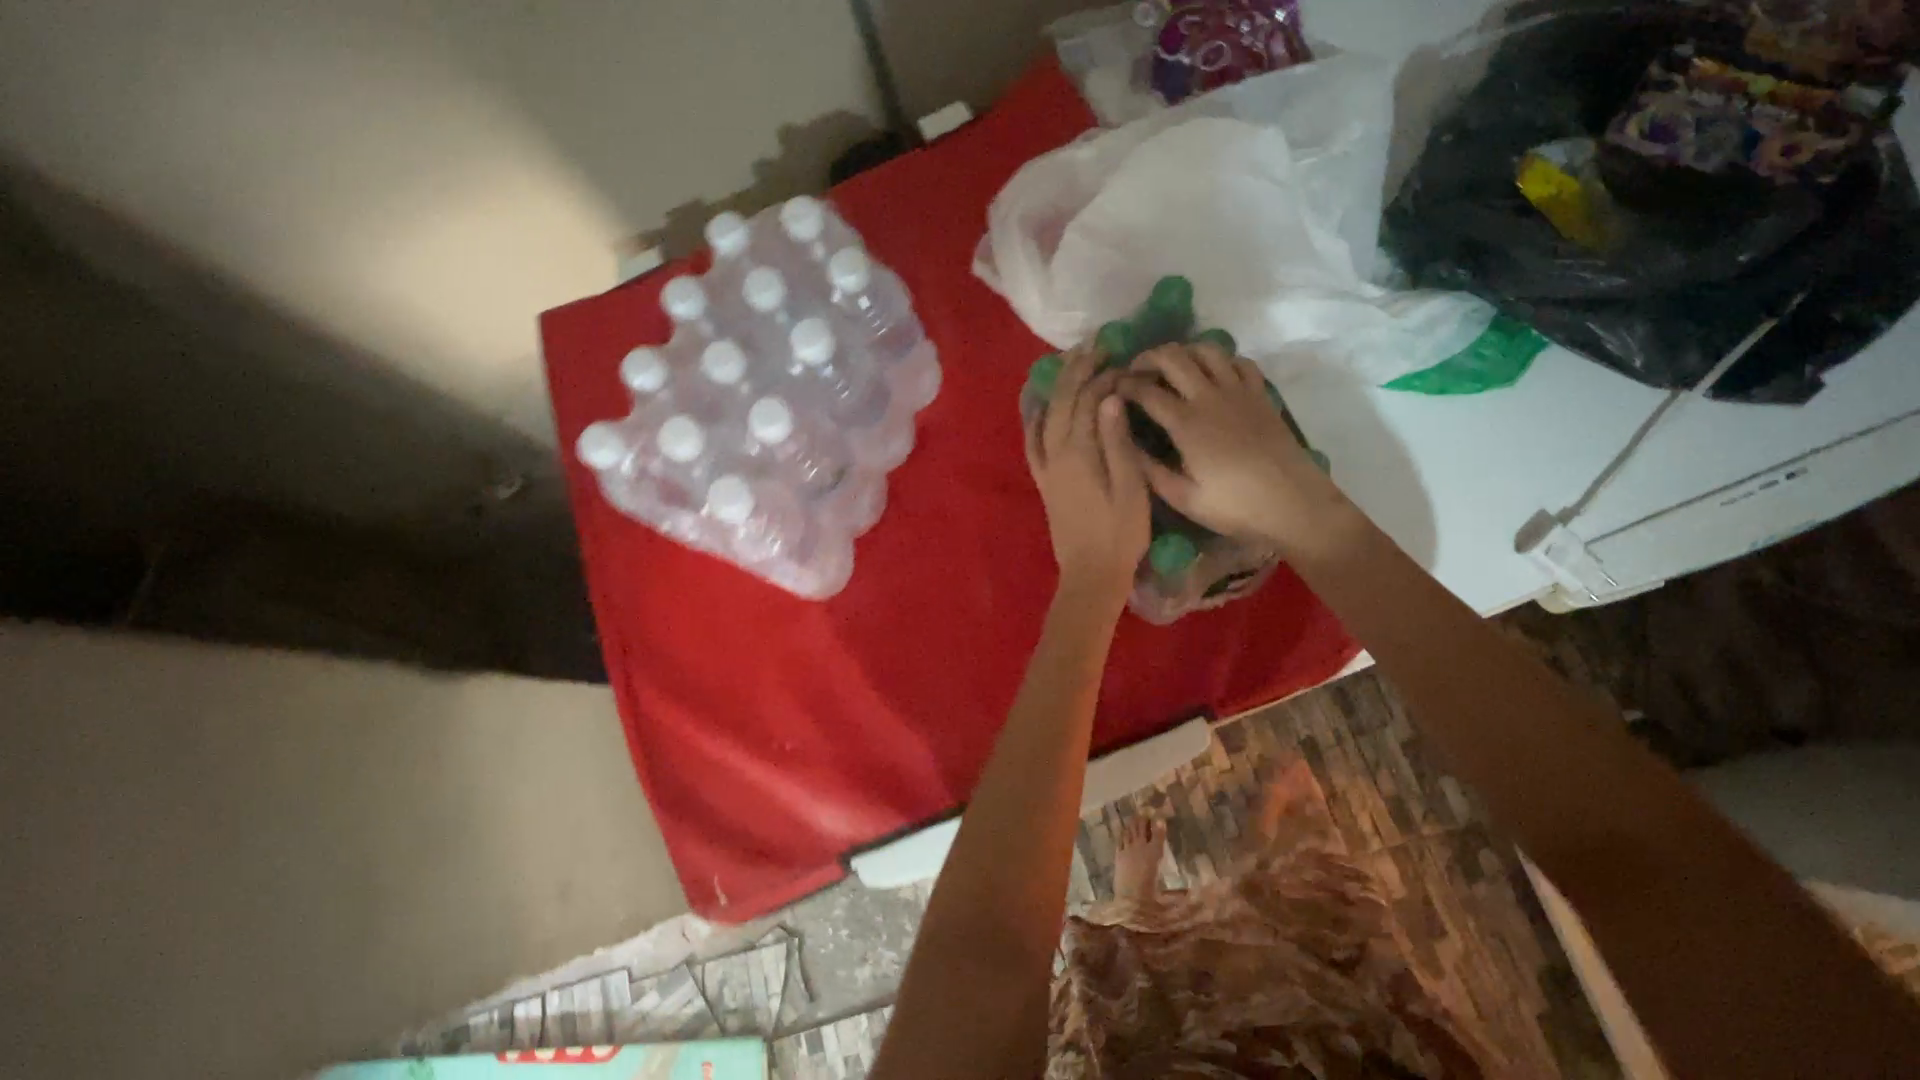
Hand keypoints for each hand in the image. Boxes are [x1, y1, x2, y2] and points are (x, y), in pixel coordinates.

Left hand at [1026, 347, 1150, 597]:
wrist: (1091, 574)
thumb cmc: (1121, 535)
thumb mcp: (1132, 488)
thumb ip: (1119, 442)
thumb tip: (1111, 398)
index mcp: (1080, 452)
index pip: (1091, 401)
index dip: (1107, 378)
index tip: (1126, 364)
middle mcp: (1056, 453)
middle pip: (1064, 400)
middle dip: (1079, 369)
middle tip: (1097, 346)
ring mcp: (1046, 467)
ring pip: (1046, 415)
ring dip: (1059, 386)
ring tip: (1072, 363)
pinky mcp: (1043, 481)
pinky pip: (1032, 442)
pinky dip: (1036, 419)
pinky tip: (1042, 407)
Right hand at [1122, 343, 1357, 559]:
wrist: (1294, 504)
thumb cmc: (1235, 507)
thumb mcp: (1183, 498)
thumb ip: (1150, 469)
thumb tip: (1125, 445)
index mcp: (1186, 424)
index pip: (1146, 390)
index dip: (1125, 386)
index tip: (1113, 390)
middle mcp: (1210, 397)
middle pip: (1173, 357)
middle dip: (1148, 358)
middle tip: (1136, 371)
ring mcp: (1239, 392)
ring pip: (1207, 350)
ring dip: (1184, 352)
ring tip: (1173, 367)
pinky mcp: (1261, 395)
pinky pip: (1239, 362)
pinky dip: (1221, 361)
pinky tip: (1214, 375)